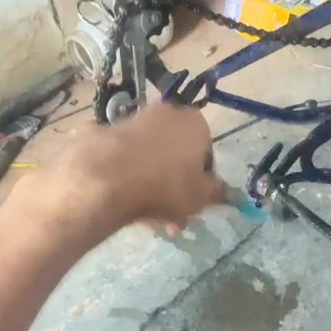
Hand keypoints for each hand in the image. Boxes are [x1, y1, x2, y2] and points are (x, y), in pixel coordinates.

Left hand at [28, 102, 229, 236]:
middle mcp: (166, 113)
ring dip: (152, 184)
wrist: (107, 179)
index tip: (193, 204)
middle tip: (172, 218)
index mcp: (195, 123)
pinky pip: (125, 158)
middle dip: (175, 187)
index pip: (206, 155)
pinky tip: (123, 199)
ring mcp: (133, 120)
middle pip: (176, 155)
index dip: (201, 183)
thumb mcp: (200, 197)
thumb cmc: (165, 186)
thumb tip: (225, 191)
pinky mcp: (105, 132)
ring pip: (150, 157)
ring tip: (147, 217)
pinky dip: (127, 175)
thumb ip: (216, 192)